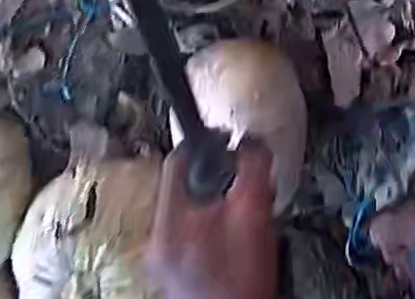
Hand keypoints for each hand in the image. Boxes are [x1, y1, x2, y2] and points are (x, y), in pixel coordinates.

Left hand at [144, 142, 278, 298]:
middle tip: (243, 167)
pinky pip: (197, 221)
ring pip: (194, 200)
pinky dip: (219, 212)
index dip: (205, 140)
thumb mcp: (253, 211)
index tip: (227, 136)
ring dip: (221, 190)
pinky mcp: (180, 263)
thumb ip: (253, 167)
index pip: (177, 159)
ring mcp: (167, 253)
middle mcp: (161, 236)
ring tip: (246, 195)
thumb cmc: (240, 278)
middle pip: (186, 179)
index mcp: (170, 221)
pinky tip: (240, 221)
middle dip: (218, 168)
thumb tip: (253, 139)